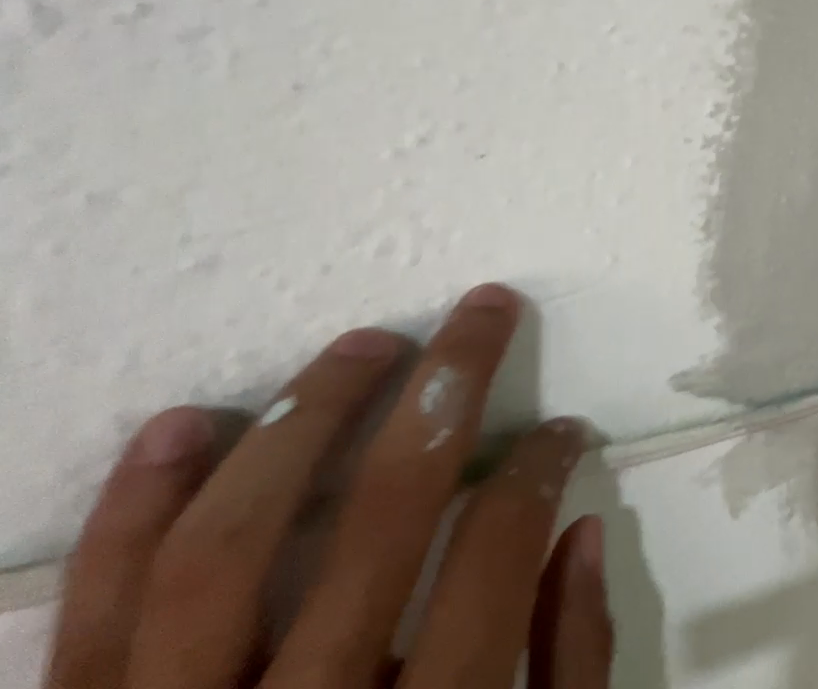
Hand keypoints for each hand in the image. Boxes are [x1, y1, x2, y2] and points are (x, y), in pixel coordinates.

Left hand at [45, 283, 611, 688]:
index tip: (560, 429)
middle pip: (383, 514)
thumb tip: (577, 531)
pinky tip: (193, 421)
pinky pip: (95, 610)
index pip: (494, 554)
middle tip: (484, 310)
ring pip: (232, 543)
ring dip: (307, 417)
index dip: (537, 470)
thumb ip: (566, 666)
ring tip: (365, 344)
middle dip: (447, 389)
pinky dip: (137, 506)